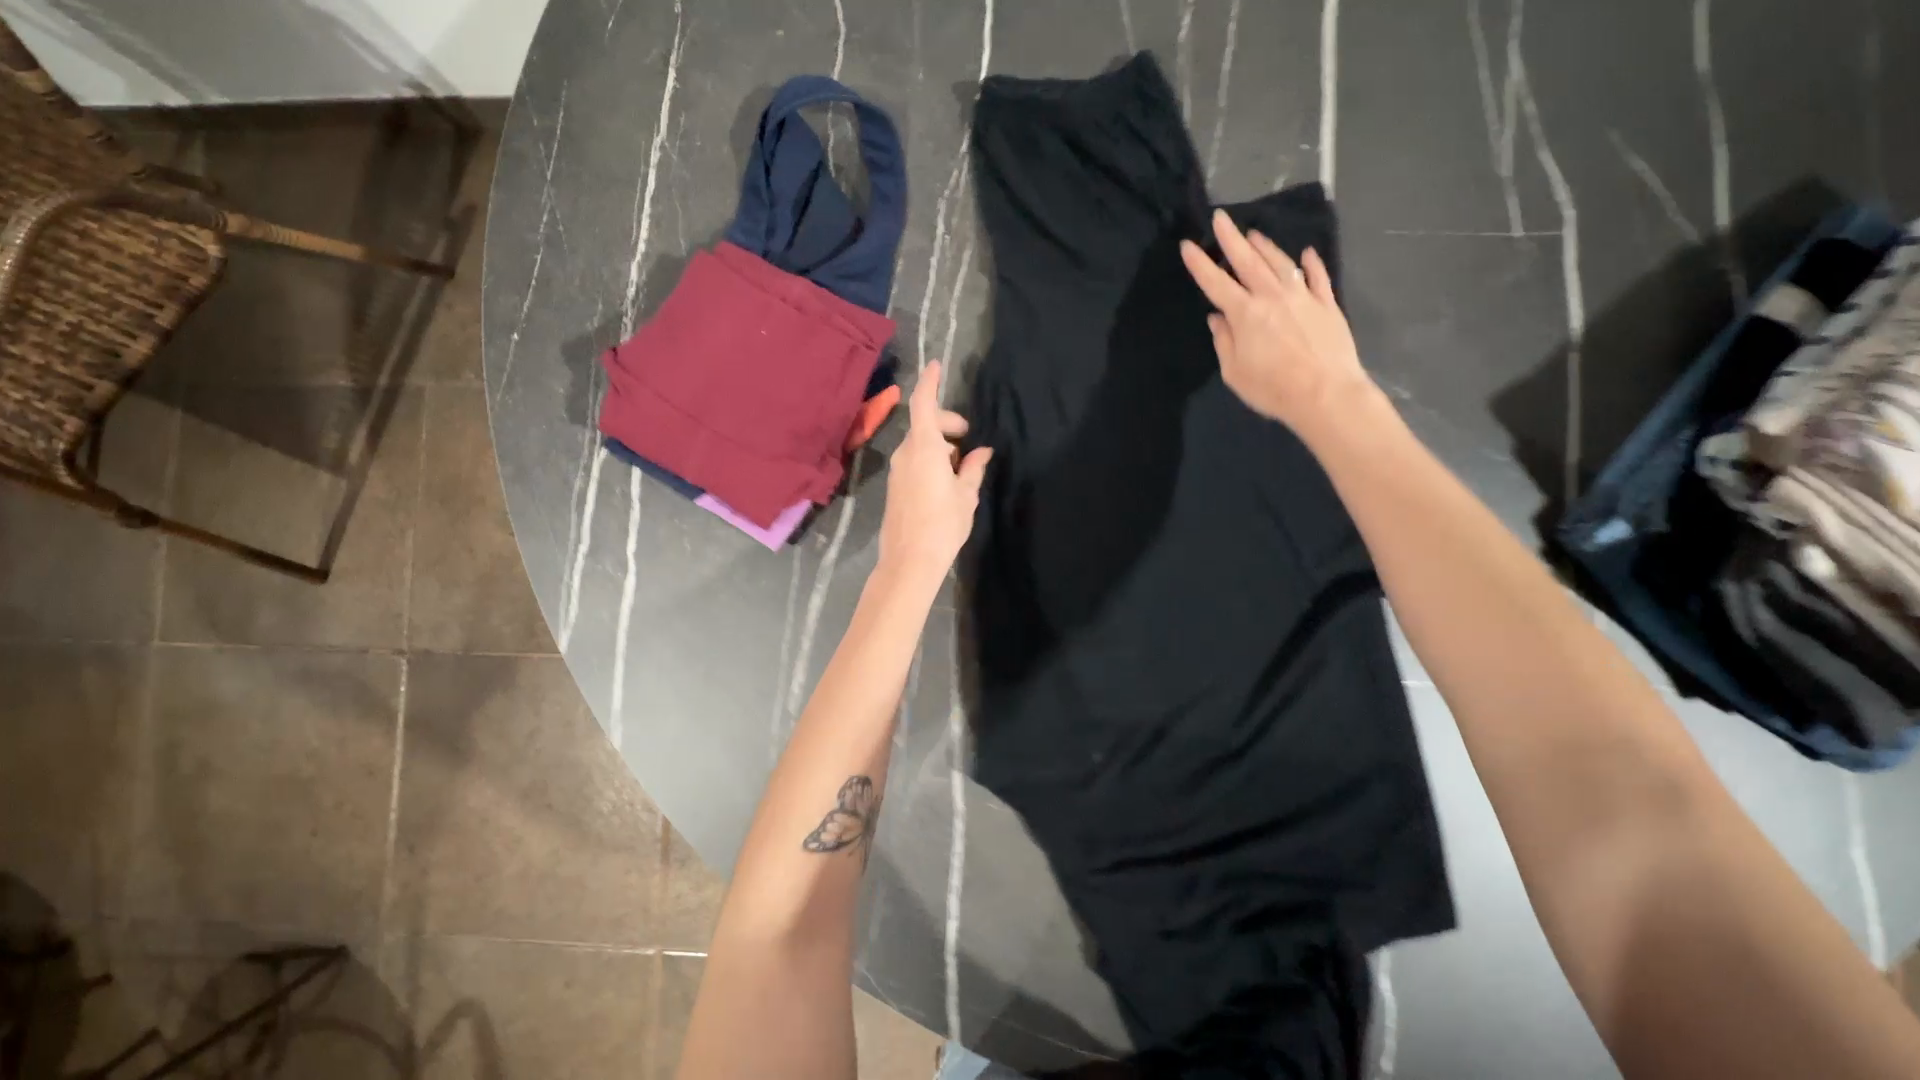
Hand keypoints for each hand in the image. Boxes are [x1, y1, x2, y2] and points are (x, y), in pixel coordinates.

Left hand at [879, 360, 991, 578]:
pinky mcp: (895, 486)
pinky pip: (914, 461)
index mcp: (924, 448)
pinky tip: (947, 481)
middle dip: (947, 424)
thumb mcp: (966, 495)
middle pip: (924, 424)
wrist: (910, 560)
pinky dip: (931, 460)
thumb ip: (973, 468)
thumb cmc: (943, 524)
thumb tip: (982, 452)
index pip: (924, 404)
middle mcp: (906, 453)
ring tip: (961, 467)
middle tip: (968, 439)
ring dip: (940, 445)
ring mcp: (898, 470)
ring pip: (919, 444)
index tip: (937, 365)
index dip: (930, 382)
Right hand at [1180, 209, 1373, 431]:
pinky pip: (1318, 277)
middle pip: (1248, 261)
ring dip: (1265, 246)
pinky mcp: (1327, 304)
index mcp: (1245, 314)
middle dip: (1231, 238)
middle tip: (1221, 217)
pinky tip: (1306, 253)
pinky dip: (1311, 263)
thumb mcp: (1235, 373)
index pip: (1216, 282)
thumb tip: (1218, 319)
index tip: (1187, 245)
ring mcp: (1302, 297)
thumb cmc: (1273, 389)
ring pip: (1280, 263)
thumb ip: (1224, 342)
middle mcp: (1272, 296)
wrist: (1326, 394)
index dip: (1200, 263)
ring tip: (1254, 234)